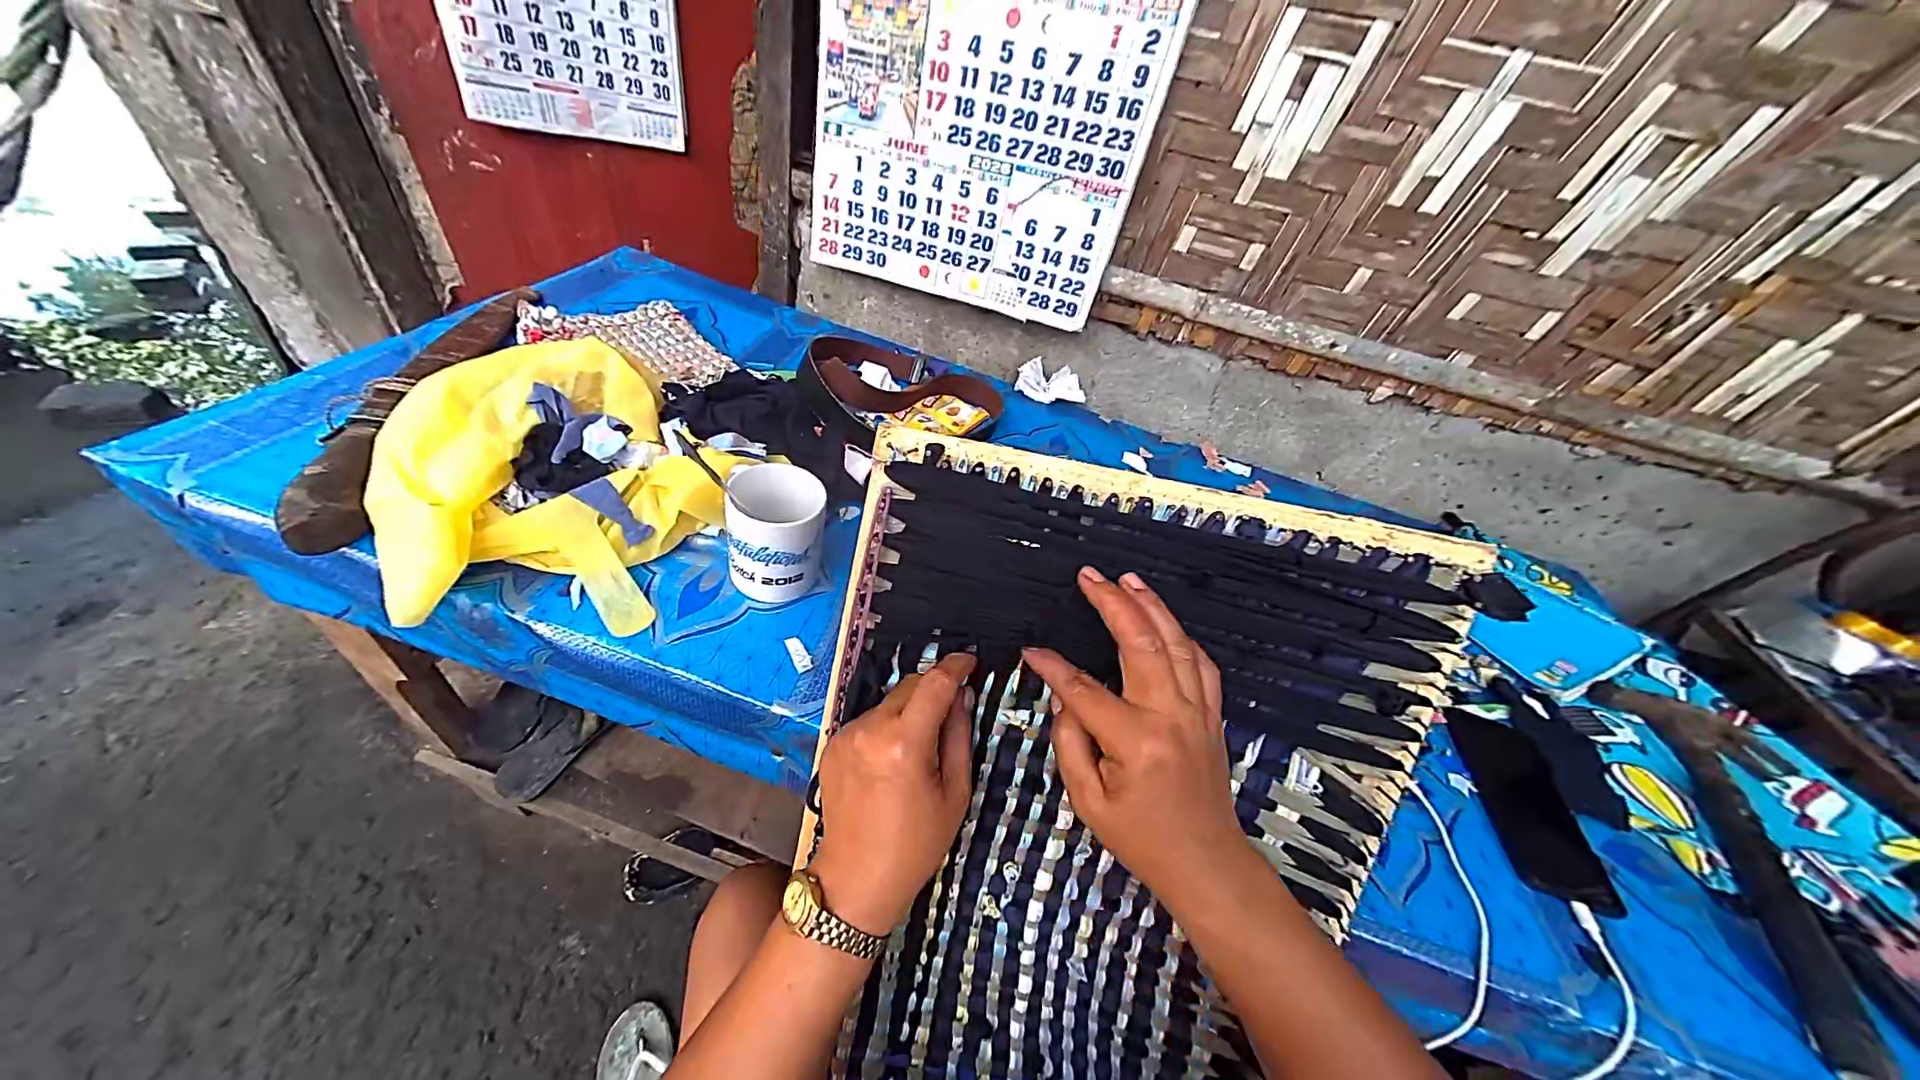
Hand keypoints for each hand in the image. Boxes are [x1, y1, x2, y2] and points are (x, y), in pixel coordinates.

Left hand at [810, 652, 977, 935]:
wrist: (855, 879)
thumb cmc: (913, 844)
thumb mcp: (953, 793)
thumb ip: (958, 736)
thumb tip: (962, 696)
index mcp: (904, 743)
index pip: (934, 683)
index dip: (955, 666)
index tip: (968, 662)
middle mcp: (870, 730)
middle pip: (909, 686)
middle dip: (933, 690)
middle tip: (950, 713)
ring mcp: (847, 736)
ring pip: (888, 703)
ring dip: (908, 711)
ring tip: (918, 749)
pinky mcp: (833, 744)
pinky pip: (869, 721)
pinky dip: (886, 727)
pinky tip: (891, 760)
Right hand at [1023, 567, 1253, 909]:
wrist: (1206, 862)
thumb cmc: (1142, 838)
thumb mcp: (1089, 801)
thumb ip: (1071, 742)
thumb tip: (1066, 699)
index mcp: (1136, 741)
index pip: (1084, 689)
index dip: (1053, 667)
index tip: (1032, 651)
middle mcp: (1171, 717)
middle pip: (1141, 643)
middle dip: (1112, 604)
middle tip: (1090, 577)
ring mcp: (1198, 712)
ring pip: (1176, 643)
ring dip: (1151, 606)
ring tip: (1128, 579)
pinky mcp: (1212, 715)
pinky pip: (1201, 664)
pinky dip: (1182, 636)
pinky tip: (1165, 620)